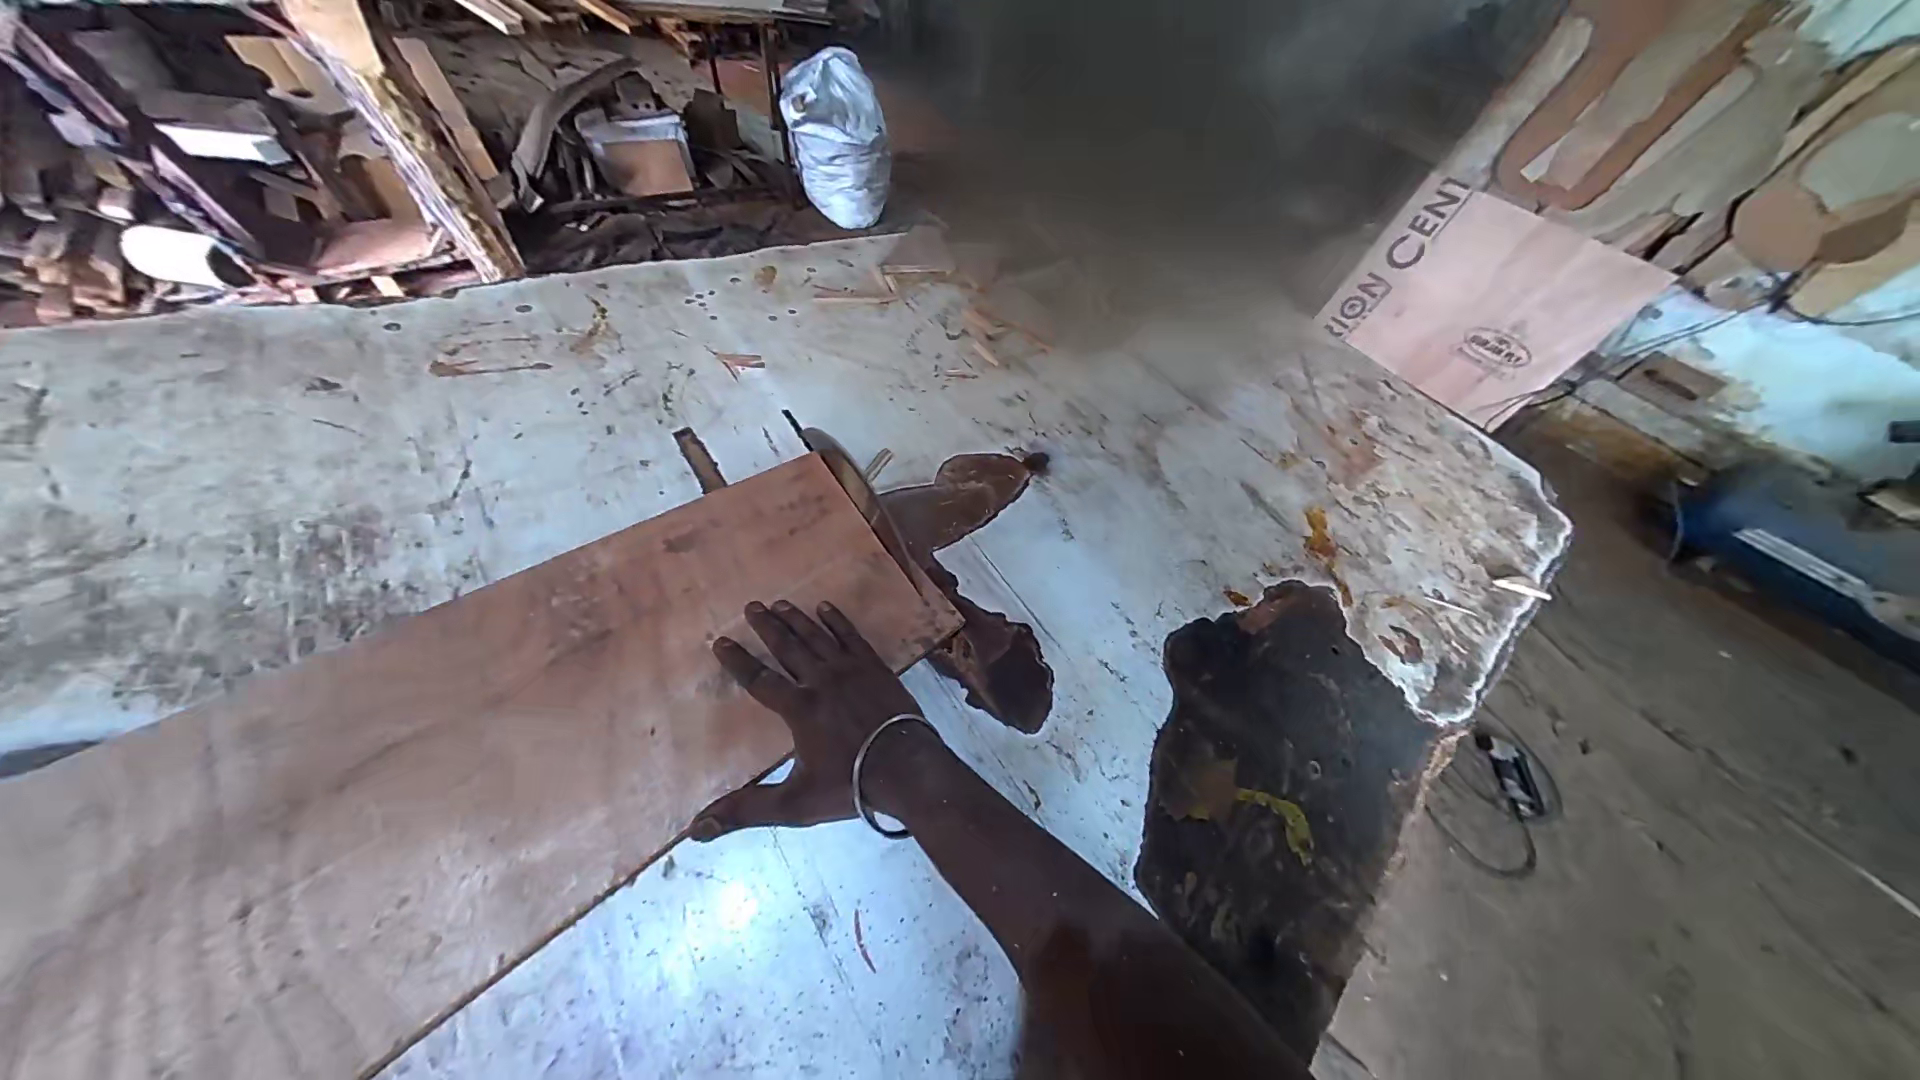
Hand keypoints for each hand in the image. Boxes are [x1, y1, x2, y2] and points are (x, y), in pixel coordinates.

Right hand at [689, 600, 927, 839]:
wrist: (907, 768)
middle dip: (767, 626)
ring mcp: (851, 670)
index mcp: (800, 708)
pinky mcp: (875, 667)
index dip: (738, 660)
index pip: (759, 679)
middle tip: (752, 606)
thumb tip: (697, 829)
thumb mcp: (794, 804)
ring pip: (818, 637)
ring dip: (798, 619)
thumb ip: (747, 810)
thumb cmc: (850, 784)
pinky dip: (838, 621)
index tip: (720, 641)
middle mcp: (821, 681)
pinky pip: (852, 637)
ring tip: (781, 603)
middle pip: (788, 647)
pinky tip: (827, 607)